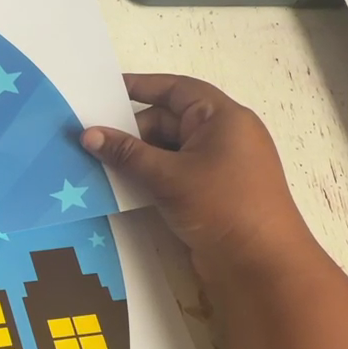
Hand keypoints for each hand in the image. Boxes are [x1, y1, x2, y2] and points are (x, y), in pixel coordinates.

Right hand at [80, 73, 320, 282]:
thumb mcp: (168, 176)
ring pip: (166, 151)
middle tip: (89, 140)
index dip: (141, 86)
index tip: (105, 90)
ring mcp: (215, 166)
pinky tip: (117, 186)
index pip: (177, 90)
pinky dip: (145, 176)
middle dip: (130, 131)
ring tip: (95, 164)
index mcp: (222, 118)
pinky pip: (170, 174)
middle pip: (167, 122)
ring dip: (134, 157)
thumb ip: (126, 154)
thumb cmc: (221, 205)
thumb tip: (88, 134)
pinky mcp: (207, 192)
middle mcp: (221, 136)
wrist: (259, 262)